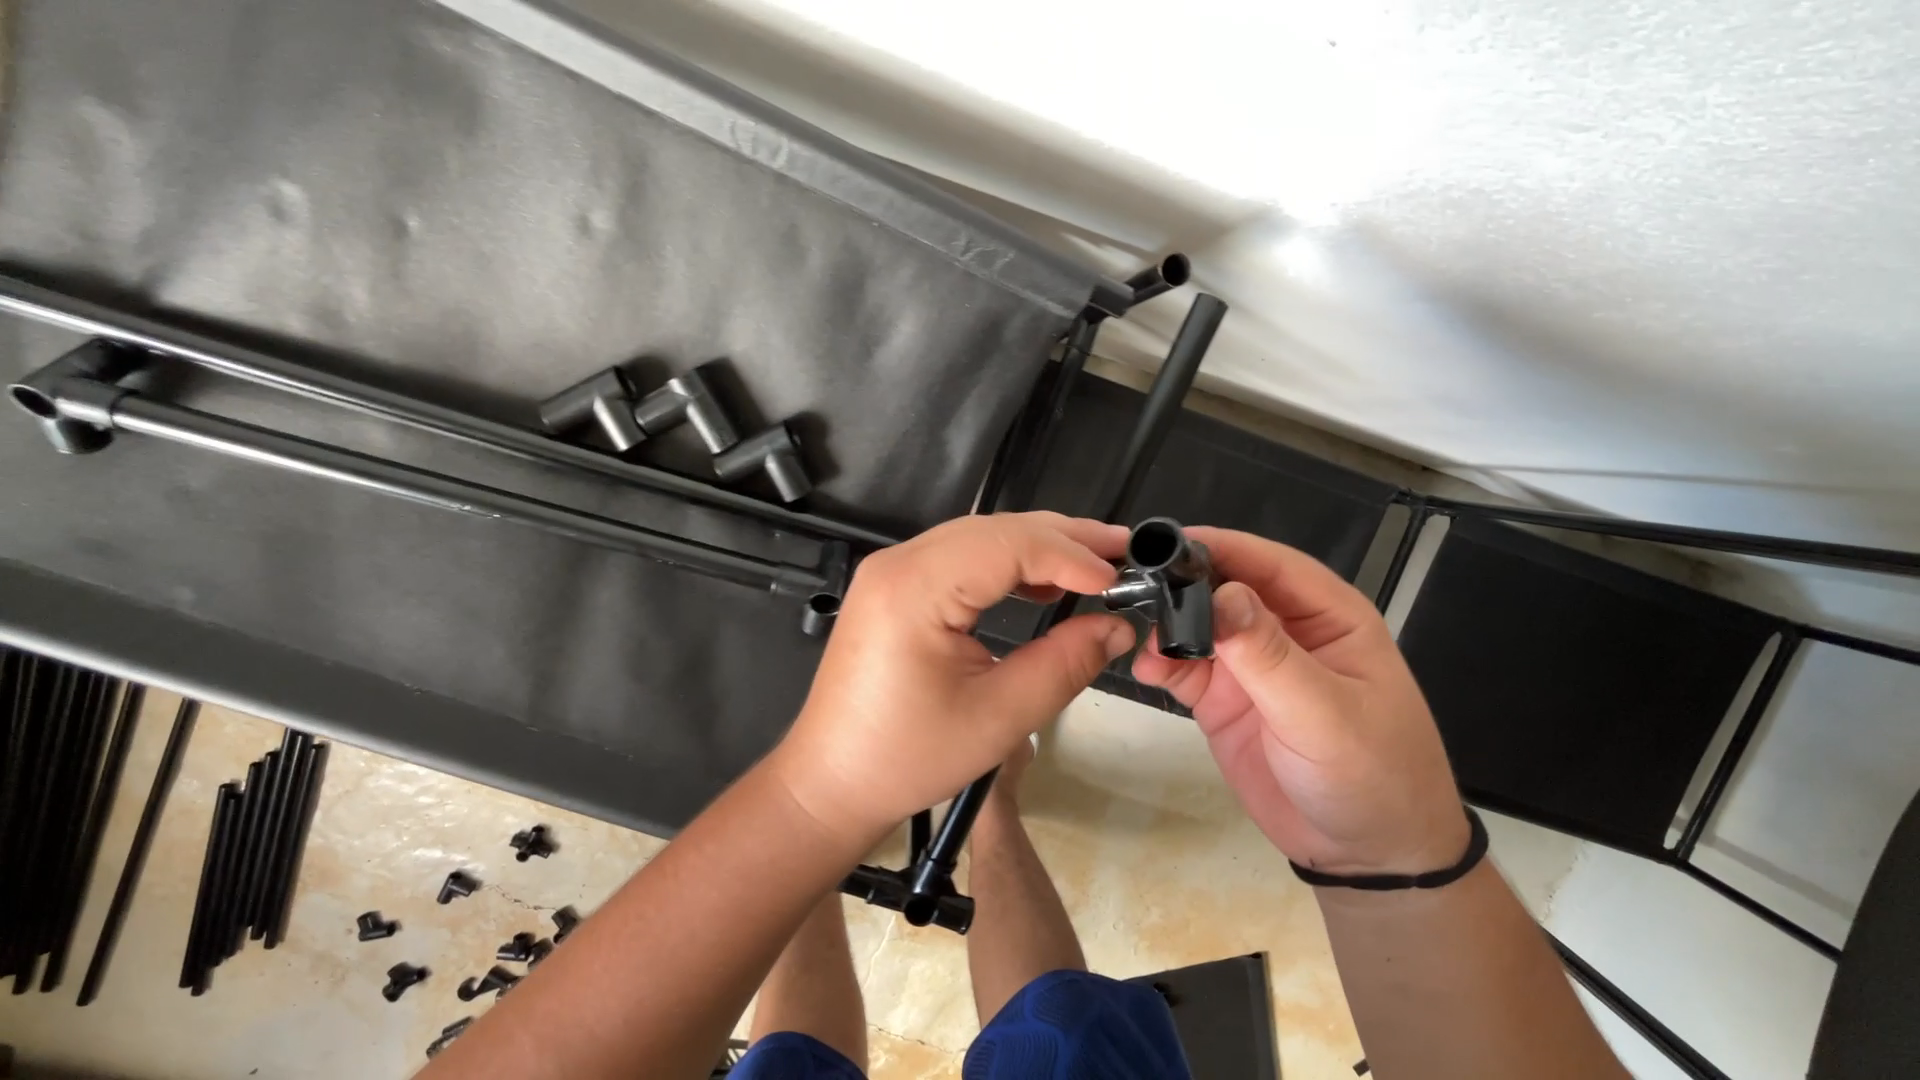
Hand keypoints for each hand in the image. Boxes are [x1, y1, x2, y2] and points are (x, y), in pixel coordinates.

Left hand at [771, 512, 1135, 841]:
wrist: (832, 780)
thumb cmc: (907, 758)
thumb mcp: (999, 718)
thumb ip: (1064, 664)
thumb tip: (1118, 626)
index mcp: (915, 589)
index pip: (1008, 544)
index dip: (1070, 555)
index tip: (1120, 577)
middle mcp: (898, 563)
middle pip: (994, 529)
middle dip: (1062, 539)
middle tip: (1123, 552)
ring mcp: (891, 571)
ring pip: (979, 537)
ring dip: (1037, 546)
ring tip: (1095, 561)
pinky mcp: (894, 587)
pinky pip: (960, 557)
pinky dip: (1006, 564)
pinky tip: (1041, 582)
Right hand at [1132, 528, 1467, 876]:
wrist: (1367, 855)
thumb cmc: (1371, 776)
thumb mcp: (1324, 714)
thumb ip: (1270, 656)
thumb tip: (1221, 593)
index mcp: (1329, 618)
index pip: (1272, 565)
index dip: (1225, 549)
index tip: (1171, 544)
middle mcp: (1286, 631)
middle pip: (1226, 588)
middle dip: (1183, 584)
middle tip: (1136, 584)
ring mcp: (1251, 667)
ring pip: (1199, 626)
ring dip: (1167, 625)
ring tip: (1138, 635)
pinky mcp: (1224, 700)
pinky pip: (1185, 669)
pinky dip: (1161, 664)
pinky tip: (1146, 670)